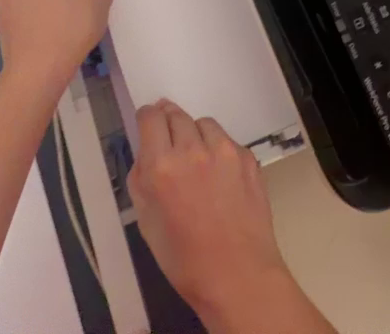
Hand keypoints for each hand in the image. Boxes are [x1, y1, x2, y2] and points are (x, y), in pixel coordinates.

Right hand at [129, 100, 288, 315]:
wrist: (237, 274)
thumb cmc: (184, 259)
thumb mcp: (146, 221)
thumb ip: (142, 179)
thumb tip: (146, 154)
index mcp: (161, 166)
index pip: (150, 118)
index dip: (147, 118)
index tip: (148, 123)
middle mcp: (192, 150)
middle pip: (176, 115)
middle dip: (169, 123)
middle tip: (169, 141)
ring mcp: (224, 151)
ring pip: (204, 124)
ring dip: (195, 134)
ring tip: (196, 160)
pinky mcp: (247, 158)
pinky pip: (227, 141)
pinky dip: (219, 150)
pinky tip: (219, 176)